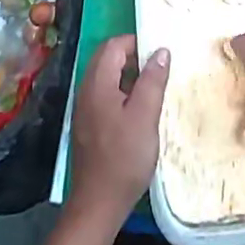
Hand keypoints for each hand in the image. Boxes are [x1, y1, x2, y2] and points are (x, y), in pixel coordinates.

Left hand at [68, 35, 169, 213]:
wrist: (98, 201)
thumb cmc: (124, 157)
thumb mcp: (145, 117)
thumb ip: (152, 81)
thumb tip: (160, 51)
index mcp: (97, 81)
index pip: (113, 45)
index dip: (136, 43)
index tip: (159, 54)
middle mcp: (86, 88)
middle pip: (106, 57)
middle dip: (131, 56)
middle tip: (157, 69)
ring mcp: (84, 105)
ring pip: (105, 76)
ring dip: (126, 74)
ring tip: (151, 88)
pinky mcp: (87, 122)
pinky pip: (103, 93)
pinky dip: (120, 90)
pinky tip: (136, 109)